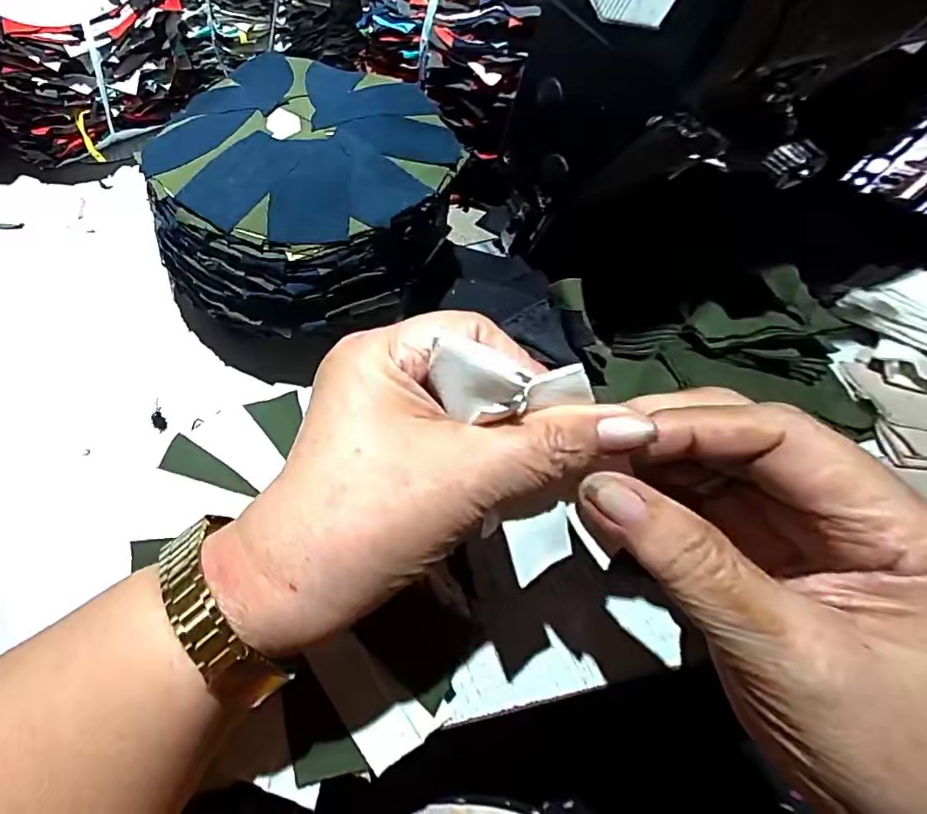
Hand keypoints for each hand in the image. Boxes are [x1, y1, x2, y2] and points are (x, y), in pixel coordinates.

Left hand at [202, 312, 657, 657]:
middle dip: (516, 413)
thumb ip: (550, 446)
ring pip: (465, 407)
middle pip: (473, 370)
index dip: (525, 371)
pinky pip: (447, 434)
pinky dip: (479, 457)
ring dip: (502, 441)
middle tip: (553, 453)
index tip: (564, 420)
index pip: (476, 334)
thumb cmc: (370, 517)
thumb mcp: (468, 475)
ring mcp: (378, 406)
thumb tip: (634, 423)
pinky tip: (499, 486)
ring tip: (531, 474)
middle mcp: (377, 366)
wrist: (292, 592)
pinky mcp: (383, 444)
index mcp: (382, 350)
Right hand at [578, 390, 926, 813]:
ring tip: (600, 472)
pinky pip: (713, 521)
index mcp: (907, 532)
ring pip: (725, 479)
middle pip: (751, 447)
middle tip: (604, 443)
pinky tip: (624, 510)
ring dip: (660, 473)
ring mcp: (818, 546)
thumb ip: (693, 564)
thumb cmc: (913, 772)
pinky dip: (664, 513)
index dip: (700, 424)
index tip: (630, 430)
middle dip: (673, 440)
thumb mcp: (789, 657)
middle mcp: (862, 522)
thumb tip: (609, 494)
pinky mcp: (781, 572)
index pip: (787, 438)